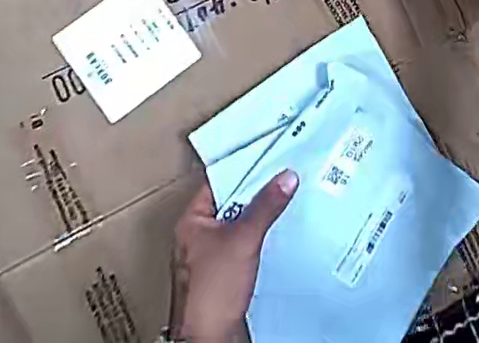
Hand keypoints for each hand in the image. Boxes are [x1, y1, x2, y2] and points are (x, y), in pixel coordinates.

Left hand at [168, 170, 297, 342]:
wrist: (208, 341)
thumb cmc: (213, 291)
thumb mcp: (243, 240)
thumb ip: (266, 206)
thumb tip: (286, 177)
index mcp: (192, 220)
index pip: (219, 181)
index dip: (243, 167)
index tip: (268, 155)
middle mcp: (197, 235)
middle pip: (230, 201)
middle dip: (256, 190)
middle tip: (282, 172)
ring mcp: (209, 255)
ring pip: (238, 222)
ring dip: (258, 214)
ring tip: (284, 196)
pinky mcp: (223, 274)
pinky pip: (243, 243)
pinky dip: (259, 235)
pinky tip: (277, 230)